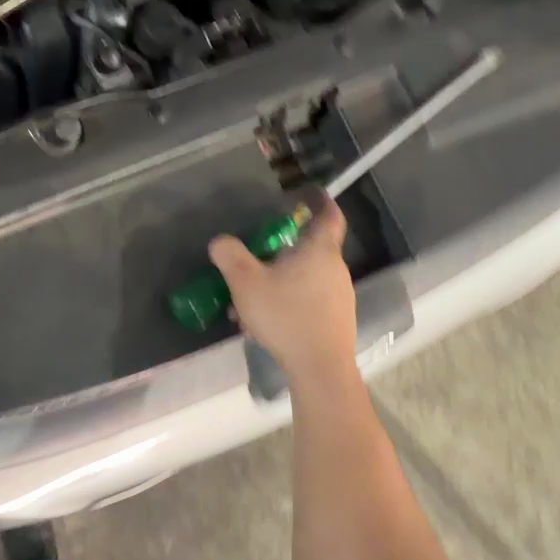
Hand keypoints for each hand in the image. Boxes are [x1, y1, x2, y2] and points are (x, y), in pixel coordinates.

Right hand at [209, 196, 358, 385]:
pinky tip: (263, 322)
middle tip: (255, 257)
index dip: (321, 202)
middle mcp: (334, 268)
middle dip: (281, 251)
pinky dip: (287, 302)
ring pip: (304, 278)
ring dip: (278, 281)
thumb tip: (220, 241)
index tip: (310, 193)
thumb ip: (230, 256)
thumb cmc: (285, 315)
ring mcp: (339, 295)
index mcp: (318, 251)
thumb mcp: (245, 283)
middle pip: (309, 250)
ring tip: (249, 300)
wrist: (319, 366)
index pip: (328, 216)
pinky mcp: (336, 319)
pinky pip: (307, 300)